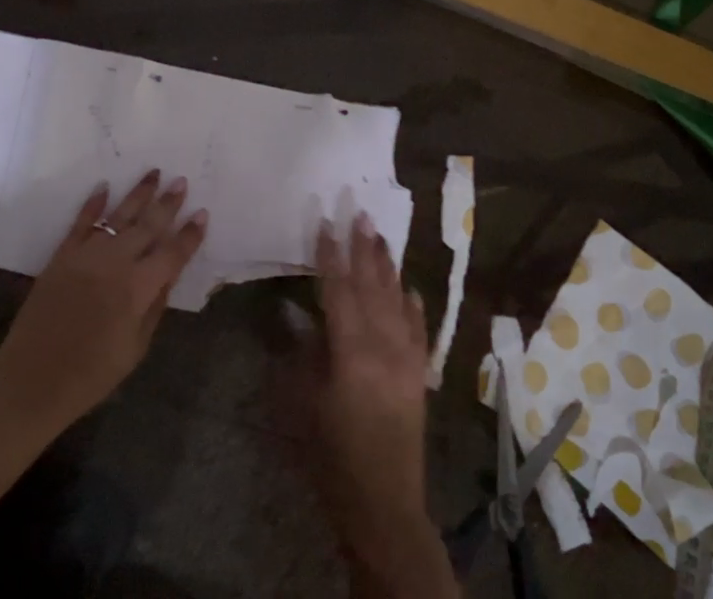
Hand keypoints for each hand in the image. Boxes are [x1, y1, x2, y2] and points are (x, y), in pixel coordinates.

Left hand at [0, 170, 207, 426]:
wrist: (33, 379)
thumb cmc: (92, 374)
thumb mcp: (136, 347)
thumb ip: (154, 307)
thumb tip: (167, 276)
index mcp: (138, 288)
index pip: (172, 254)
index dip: (189, 235)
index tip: (202, 213)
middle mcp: (114, 263)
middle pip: (147, 226)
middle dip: (167, 204)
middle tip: (181, 181)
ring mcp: (85, 256)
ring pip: (117, 217)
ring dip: (137, 194)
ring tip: (153, 174)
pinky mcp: (60, 257)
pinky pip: (80, 224)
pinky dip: (93, 204)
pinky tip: (104, 188)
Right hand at [311, 216, 447, 591]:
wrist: (382, 499)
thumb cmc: (331, 452)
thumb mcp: (302, 400)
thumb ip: (300, 352)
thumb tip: (293, 312)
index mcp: (351, 351)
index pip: (338, 290)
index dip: (329, 256)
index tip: (325, 223)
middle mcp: (384, 347)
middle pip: (373, 287)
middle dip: (364, 250)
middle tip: (359, 213)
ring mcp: (407, 360)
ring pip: (397, 302)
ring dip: (388, 268)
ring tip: (380, 237)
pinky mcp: (419, 376)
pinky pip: (418, 331)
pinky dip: (413, 306)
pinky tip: (410, 289)